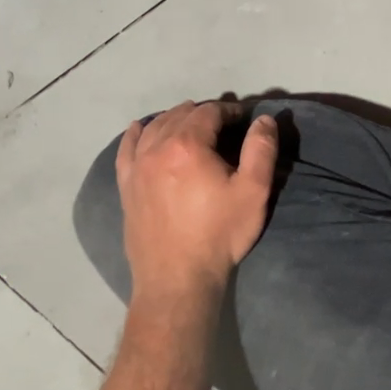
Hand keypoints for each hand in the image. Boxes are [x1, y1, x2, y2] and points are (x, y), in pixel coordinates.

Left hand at [116, 101, 278, 302]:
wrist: (178, 278)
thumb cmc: (219, 234)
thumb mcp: (253, 191)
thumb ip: (261, 150)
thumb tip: (264, 120)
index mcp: (188, 145)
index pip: (209, 112)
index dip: (230, 111)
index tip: (245, 119)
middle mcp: (157, 148)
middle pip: (180, 115)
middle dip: (204, 114)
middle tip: (224, 125)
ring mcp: (136, 167)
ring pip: (154, 127)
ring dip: (175, 119)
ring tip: (191, 126)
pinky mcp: (126, 186)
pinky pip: (127, 148)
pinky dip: (137, 133)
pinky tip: (141, 129)